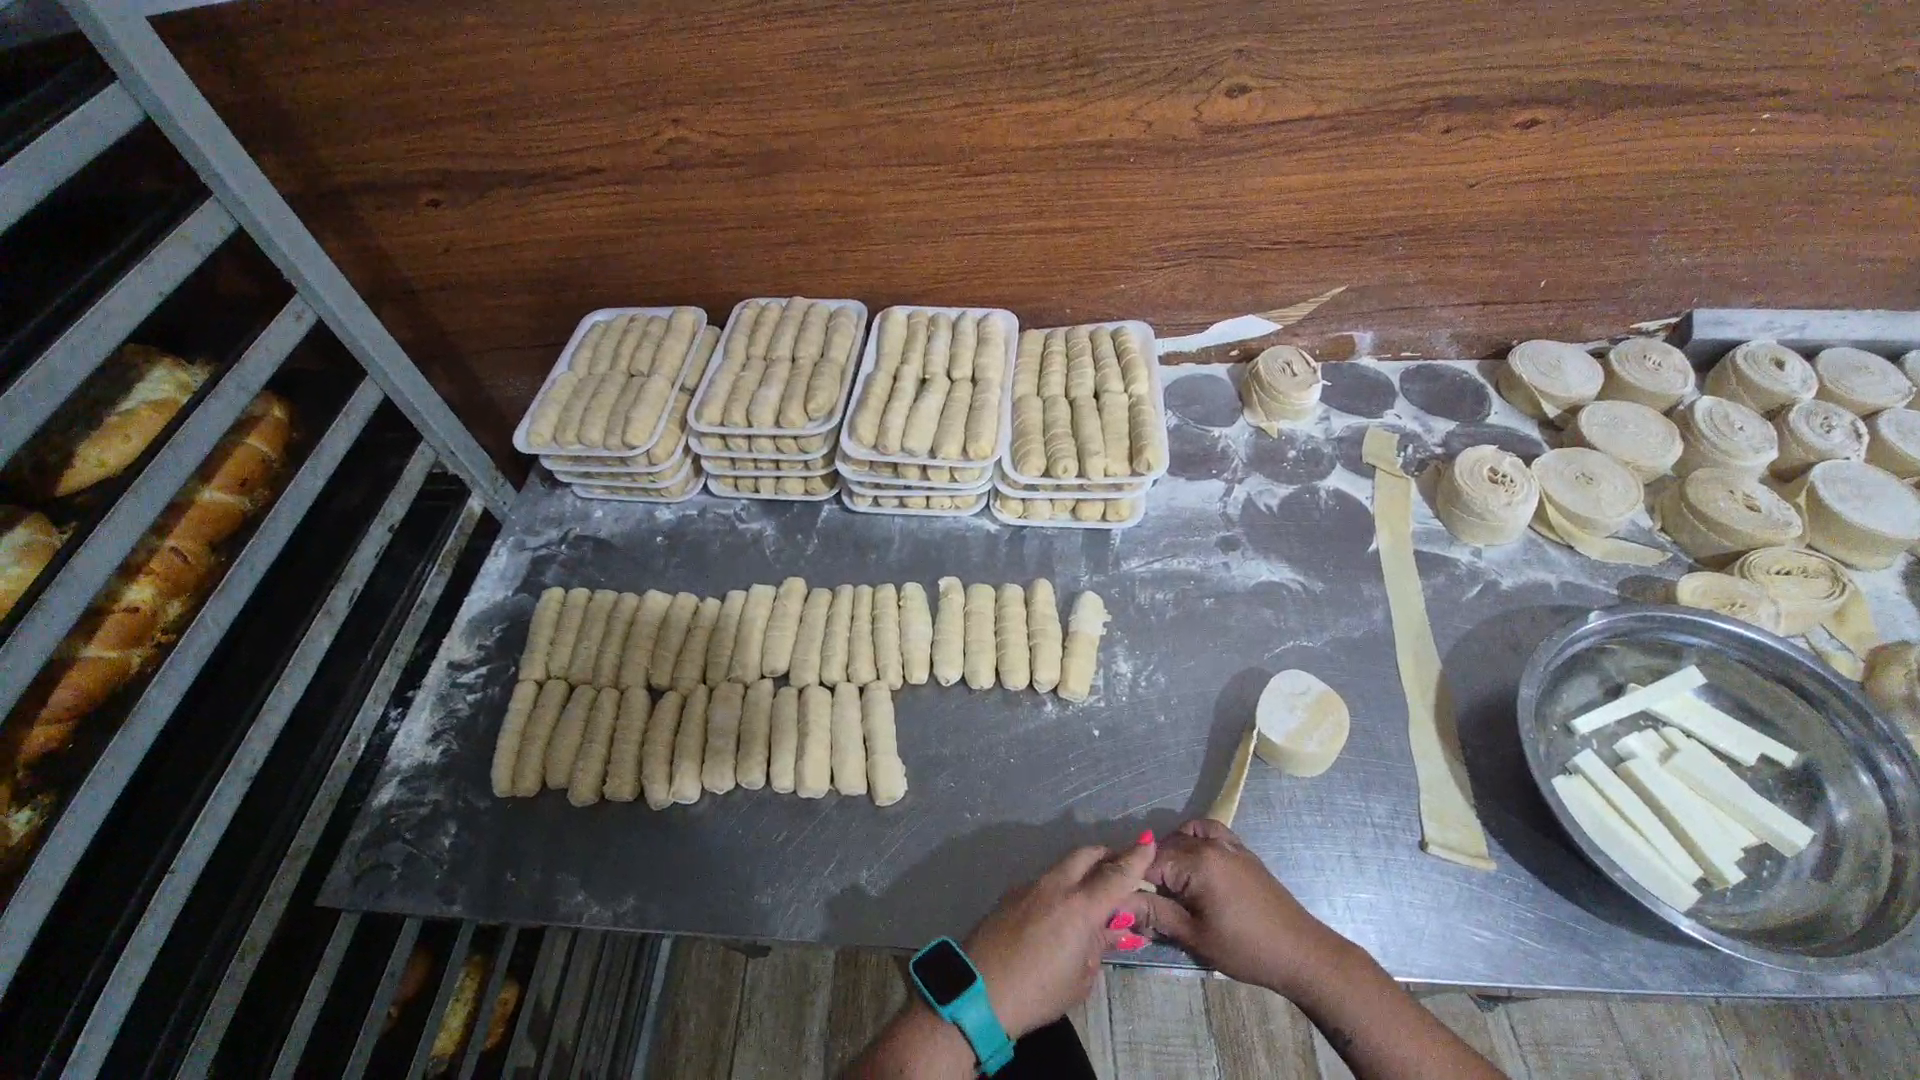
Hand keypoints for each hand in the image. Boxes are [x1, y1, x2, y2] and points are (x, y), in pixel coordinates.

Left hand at [962, 833, 1154, 1038]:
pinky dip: (1061, 886)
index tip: (1148, 842)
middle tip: (1122, 865)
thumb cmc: (1037, 993)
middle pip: (1087, 855)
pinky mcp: (1011, 895)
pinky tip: (1061, 909)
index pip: (1116, 875)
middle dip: (1108, 855)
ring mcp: (1029, 887)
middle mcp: (1055, 887)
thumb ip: (1098, 947)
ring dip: (1083, 869)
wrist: (978, 992)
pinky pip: (1045, 881)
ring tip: (1093, 890)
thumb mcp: (1080, 979)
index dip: (1136, 858)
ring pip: (1063, 866)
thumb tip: (1111, 930)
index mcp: (1080, 907)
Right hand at [1122, 819, 1354, 995]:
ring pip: (1184, 836)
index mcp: (1196, 862)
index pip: (1147, 862)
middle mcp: (1209, 843)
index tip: (1127, 904)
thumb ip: (1154, 914)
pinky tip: (1194, 867)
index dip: (1133, 883)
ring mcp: (1228, 843)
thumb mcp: (1194, 936)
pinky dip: (1194, 840)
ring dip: (1171, 855)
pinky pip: (1208, 832)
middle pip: (1163, 847)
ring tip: (1172, 887)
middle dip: (1150, 872)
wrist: (1301, 953)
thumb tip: (1116, 905)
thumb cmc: (1246, 948)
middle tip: (1149, 905)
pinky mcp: (1242, 851)